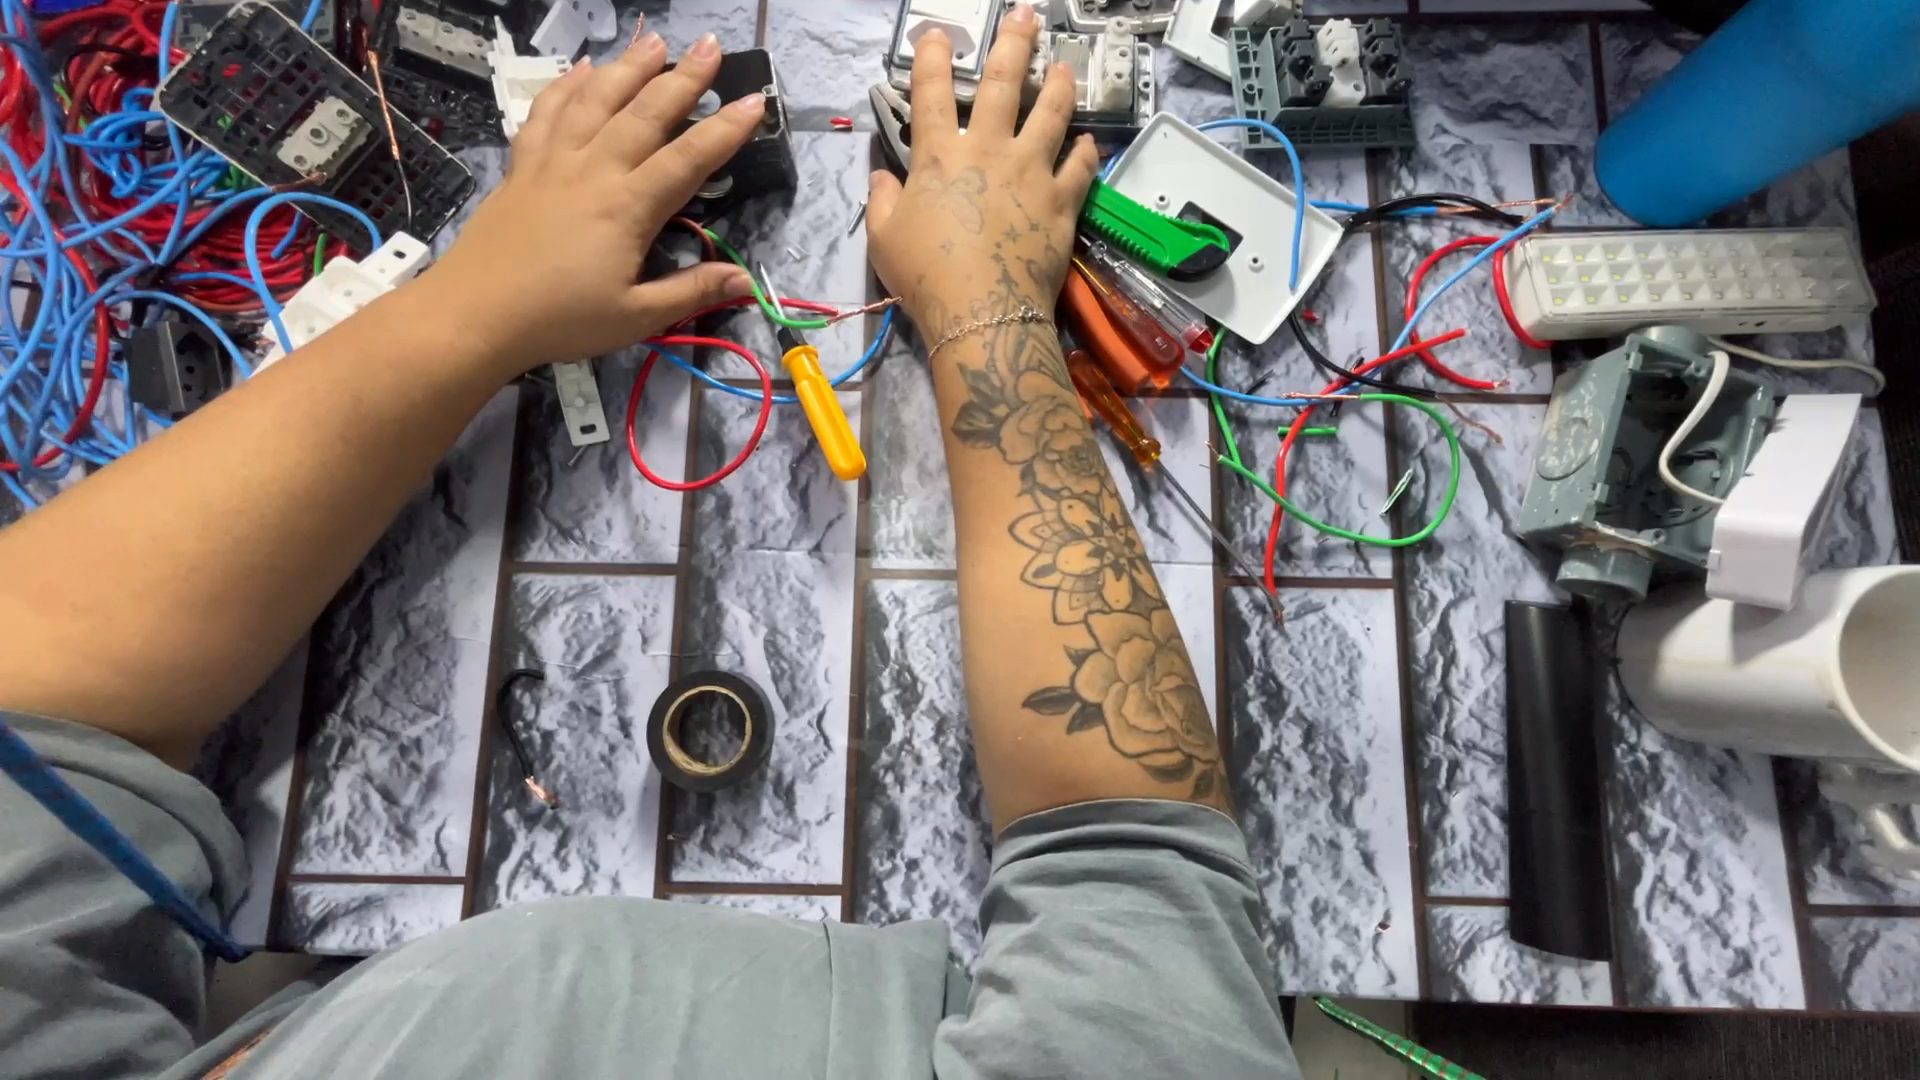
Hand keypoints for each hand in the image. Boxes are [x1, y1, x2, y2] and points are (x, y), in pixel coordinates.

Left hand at [415, 31, 761, 374]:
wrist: (478, 311)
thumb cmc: (563, 319)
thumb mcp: (638, 317)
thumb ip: (692, 292)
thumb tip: (746, 280)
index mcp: (627, 208)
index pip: (687, 159)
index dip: (724, 130)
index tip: (753, 101)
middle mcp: (593, 171)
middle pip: (644, 114)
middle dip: (682, 78)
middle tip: (711, 46)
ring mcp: (553, 163)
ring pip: (596, 100)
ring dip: (629, 67)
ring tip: (655, 41)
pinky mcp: (524, 167)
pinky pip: (547, 112)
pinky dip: (567, 86)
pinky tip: (582, 69)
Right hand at [866, 3, 1098, 340]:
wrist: (981, 312)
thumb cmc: (925, 278)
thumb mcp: (884, 241)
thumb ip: (882, 202)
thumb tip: (883, 178)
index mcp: (940, 156)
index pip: (932, 92)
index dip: (934, 57)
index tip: (938, 34)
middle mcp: (990, 150)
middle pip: (1004, 83)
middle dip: (1014, 43)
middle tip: (1026, 16)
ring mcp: (1031, 173)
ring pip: (1052, 114)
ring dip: (1060, 85)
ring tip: (1065, 68)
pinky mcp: (1061, 203)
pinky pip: (1080, 167)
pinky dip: (1085, 152)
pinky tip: (1088, 142)